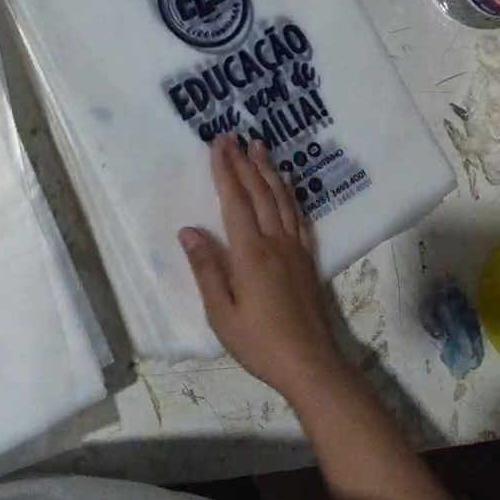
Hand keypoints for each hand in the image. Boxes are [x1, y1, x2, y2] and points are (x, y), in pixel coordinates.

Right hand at [180, 135, 351, 402]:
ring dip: (269, 171)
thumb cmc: (259, 342)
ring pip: (282, 200)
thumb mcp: (221, 313)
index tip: (219, 143)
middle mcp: (274, 242)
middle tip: (235, 135)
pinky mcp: (308, 259)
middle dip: (244, 162)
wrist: (310, 363)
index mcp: (250, 253)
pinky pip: (299, 218)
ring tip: (261, 148)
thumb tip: (188, 230)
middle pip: (259, 193)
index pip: (235, 201)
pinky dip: (291, 196)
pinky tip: (288, 187)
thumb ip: (206, 268)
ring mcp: (295, 249)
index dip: (225, 170)